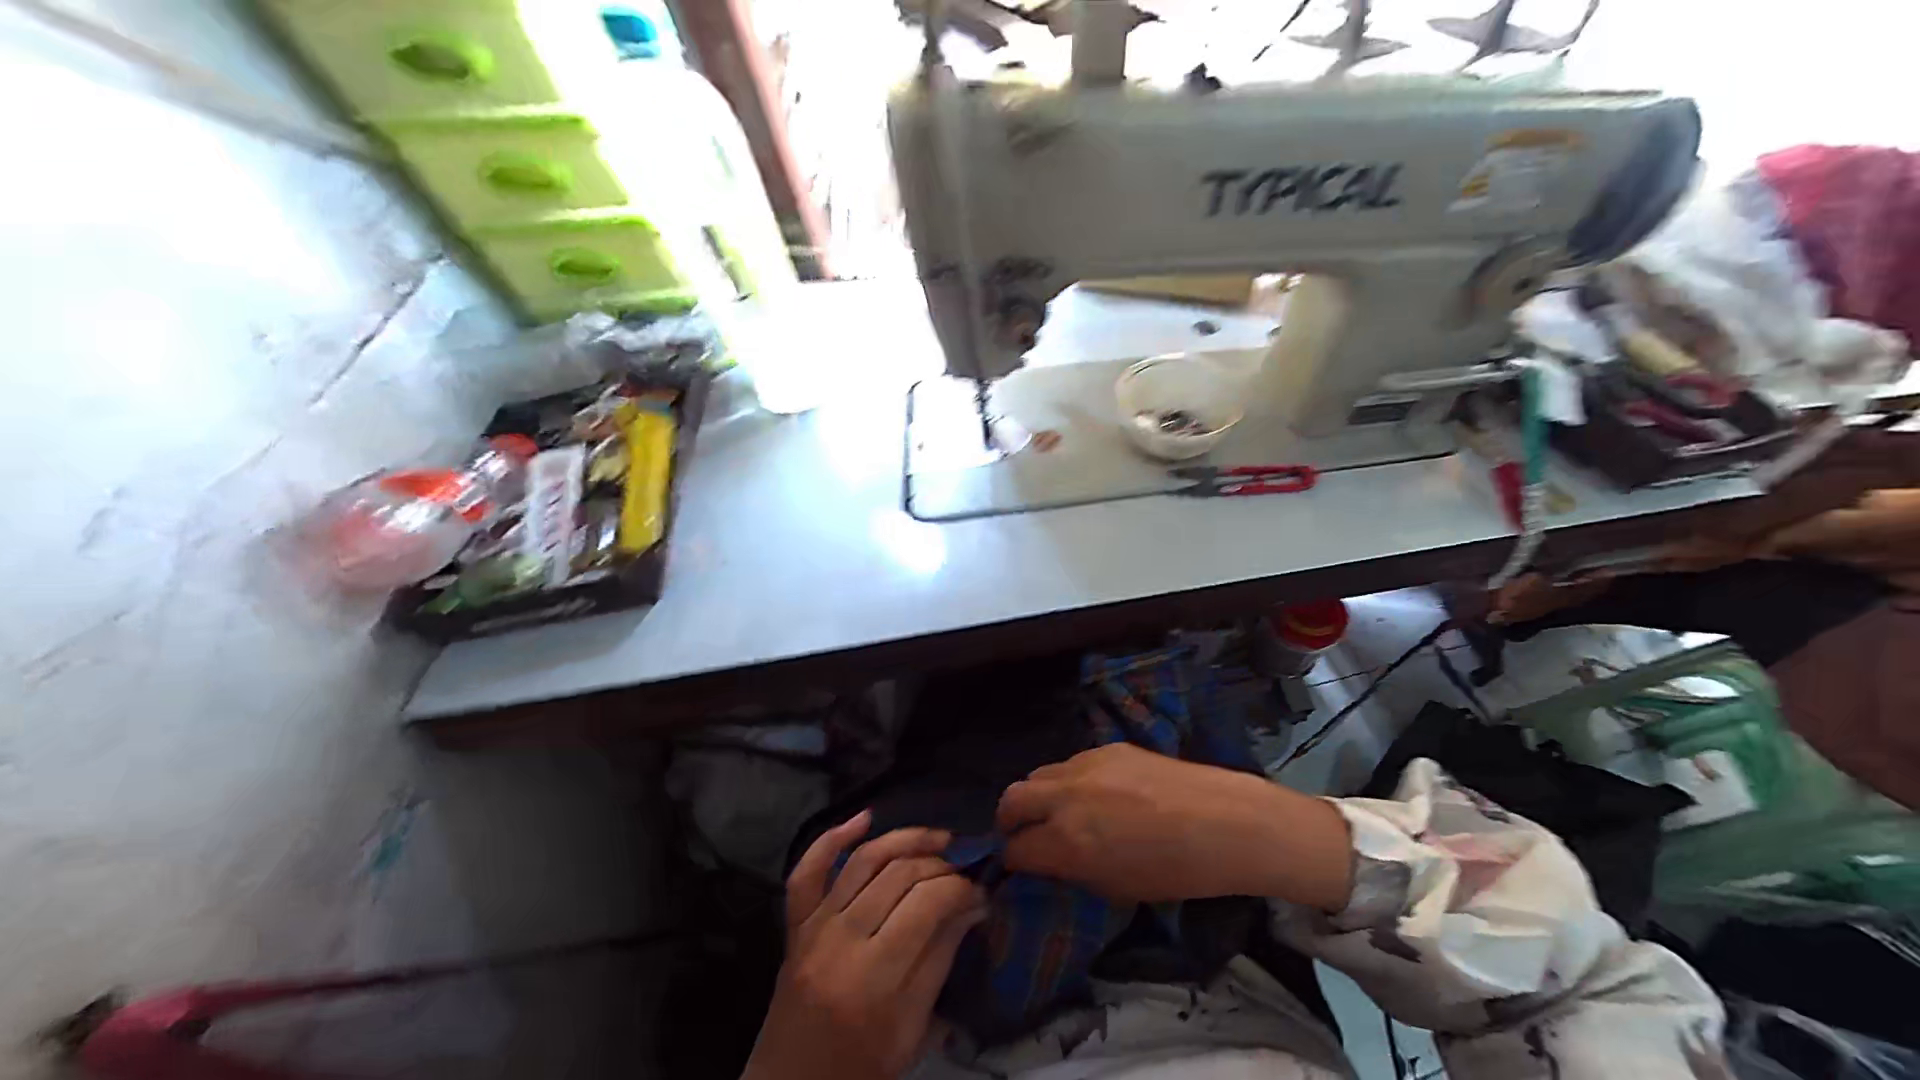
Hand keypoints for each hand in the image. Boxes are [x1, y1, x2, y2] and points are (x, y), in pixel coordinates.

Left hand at [742, 812, 986, 1079]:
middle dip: (941, 864)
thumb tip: (974, 904)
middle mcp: (841, 940)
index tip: (983, 892)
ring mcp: (814, 926)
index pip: (928, 904)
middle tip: (967, 868)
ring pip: (864, 860)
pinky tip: (864, 818)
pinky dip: (831, 838)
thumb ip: (940, 960)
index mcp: (875, 978)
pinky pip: (807, 871)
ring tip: (939, 838)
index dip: (962, 889)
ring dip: (905, 839)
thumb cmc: (861, 1070)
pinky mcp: (795, 923)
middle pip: (899, 875)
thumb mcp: (914, 1031)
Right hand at [996, 743, 1353, 910]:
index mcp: (1066, 841)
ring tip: (1060, 811)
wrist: (1227, 822)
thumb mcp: (1117, 888)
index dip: (1012, 860)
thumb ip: (1073, 870)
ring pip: (1039, 775)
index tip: (1019, 865)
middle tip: (1024, 834)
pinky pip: (1071, 763)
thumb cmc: (1178, 871)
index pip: (1015, 848)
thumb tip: (1051, 859)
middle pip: (1011, 799)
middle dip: (1009, 820)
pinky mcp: (1106, 746)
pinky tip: (1096, 793)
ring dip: (1039, 796)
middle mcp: (1065, 797)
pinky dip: (1069, 780)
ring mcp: (1084, 765)